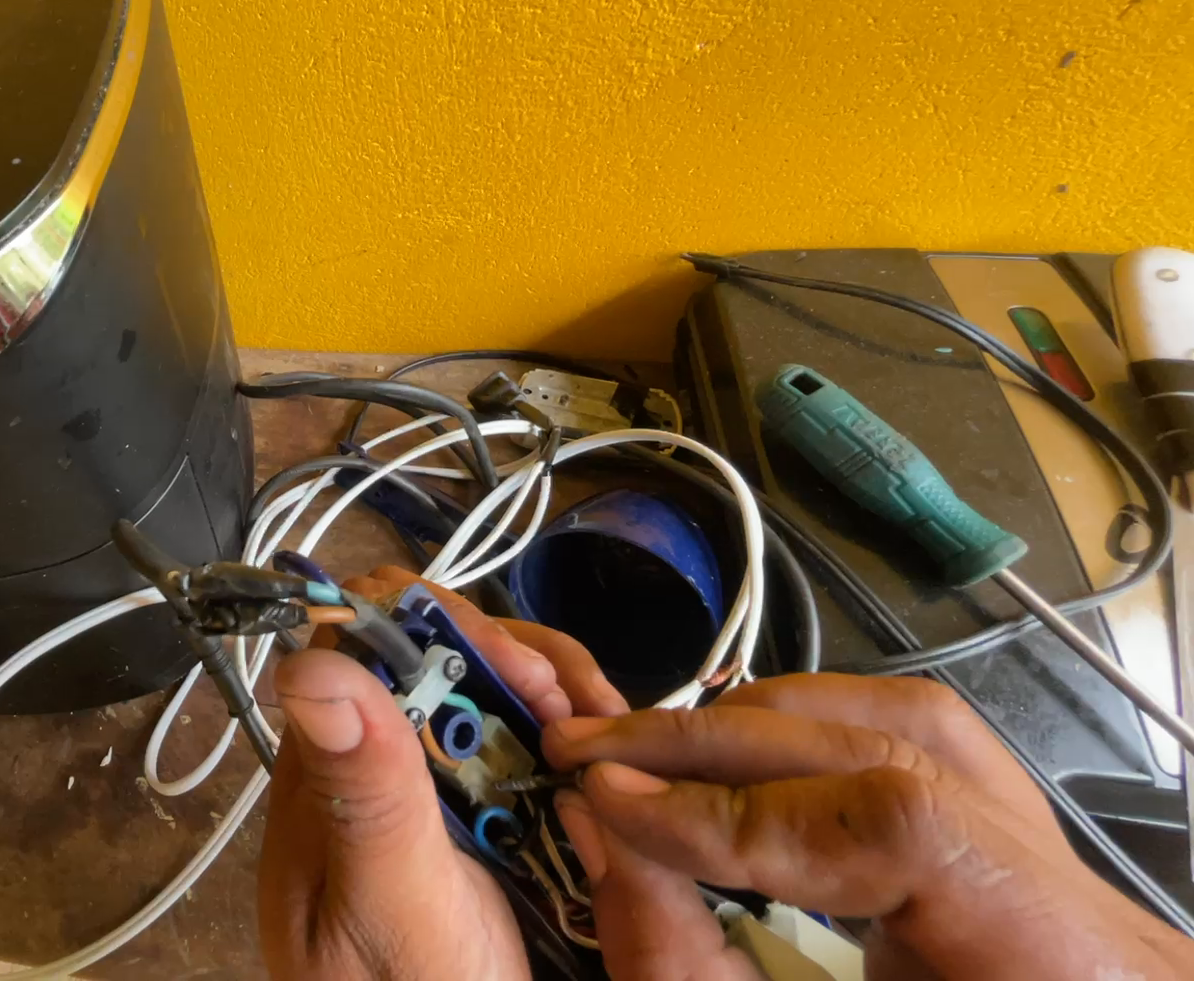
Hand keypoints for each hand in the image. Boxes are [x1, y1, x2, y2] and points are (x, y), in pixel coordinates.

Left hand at [257, 567, 626, 979]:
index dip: (428, 625)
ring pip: (472, 678)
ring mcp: (425, 774)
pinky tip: (597, 740)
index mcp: (327, 765)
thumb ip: (358, 794)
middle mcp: (370, 754)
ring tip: (600, 721)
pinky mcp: (474, 798)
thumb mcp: (388, 903)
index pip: (355, 642)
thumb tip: (303, 665)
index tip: (512, 665)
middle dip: (502, 650)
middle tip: (573, 703)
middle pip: (422, 646)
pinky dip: (560, 718)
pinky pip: (512, 727)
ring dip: (542, 678)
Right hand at [546, 672, 1193, 979]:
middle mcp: (1090, 904)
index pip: (902, 827)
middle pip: (879, 750)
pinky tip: (724, 756)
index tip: (610, 800)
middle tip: (585, 749)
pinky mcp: (998, 831)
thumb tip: (591, 803)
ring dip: (741, 725)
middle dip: (703, 746)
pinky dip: (788, 727)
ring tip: (648, 753)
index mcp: (1064, 976)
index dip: (737, 808)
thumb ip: (665, 936)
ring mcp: (1050, 854)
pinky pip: (895, 733)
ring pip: (890, 719)